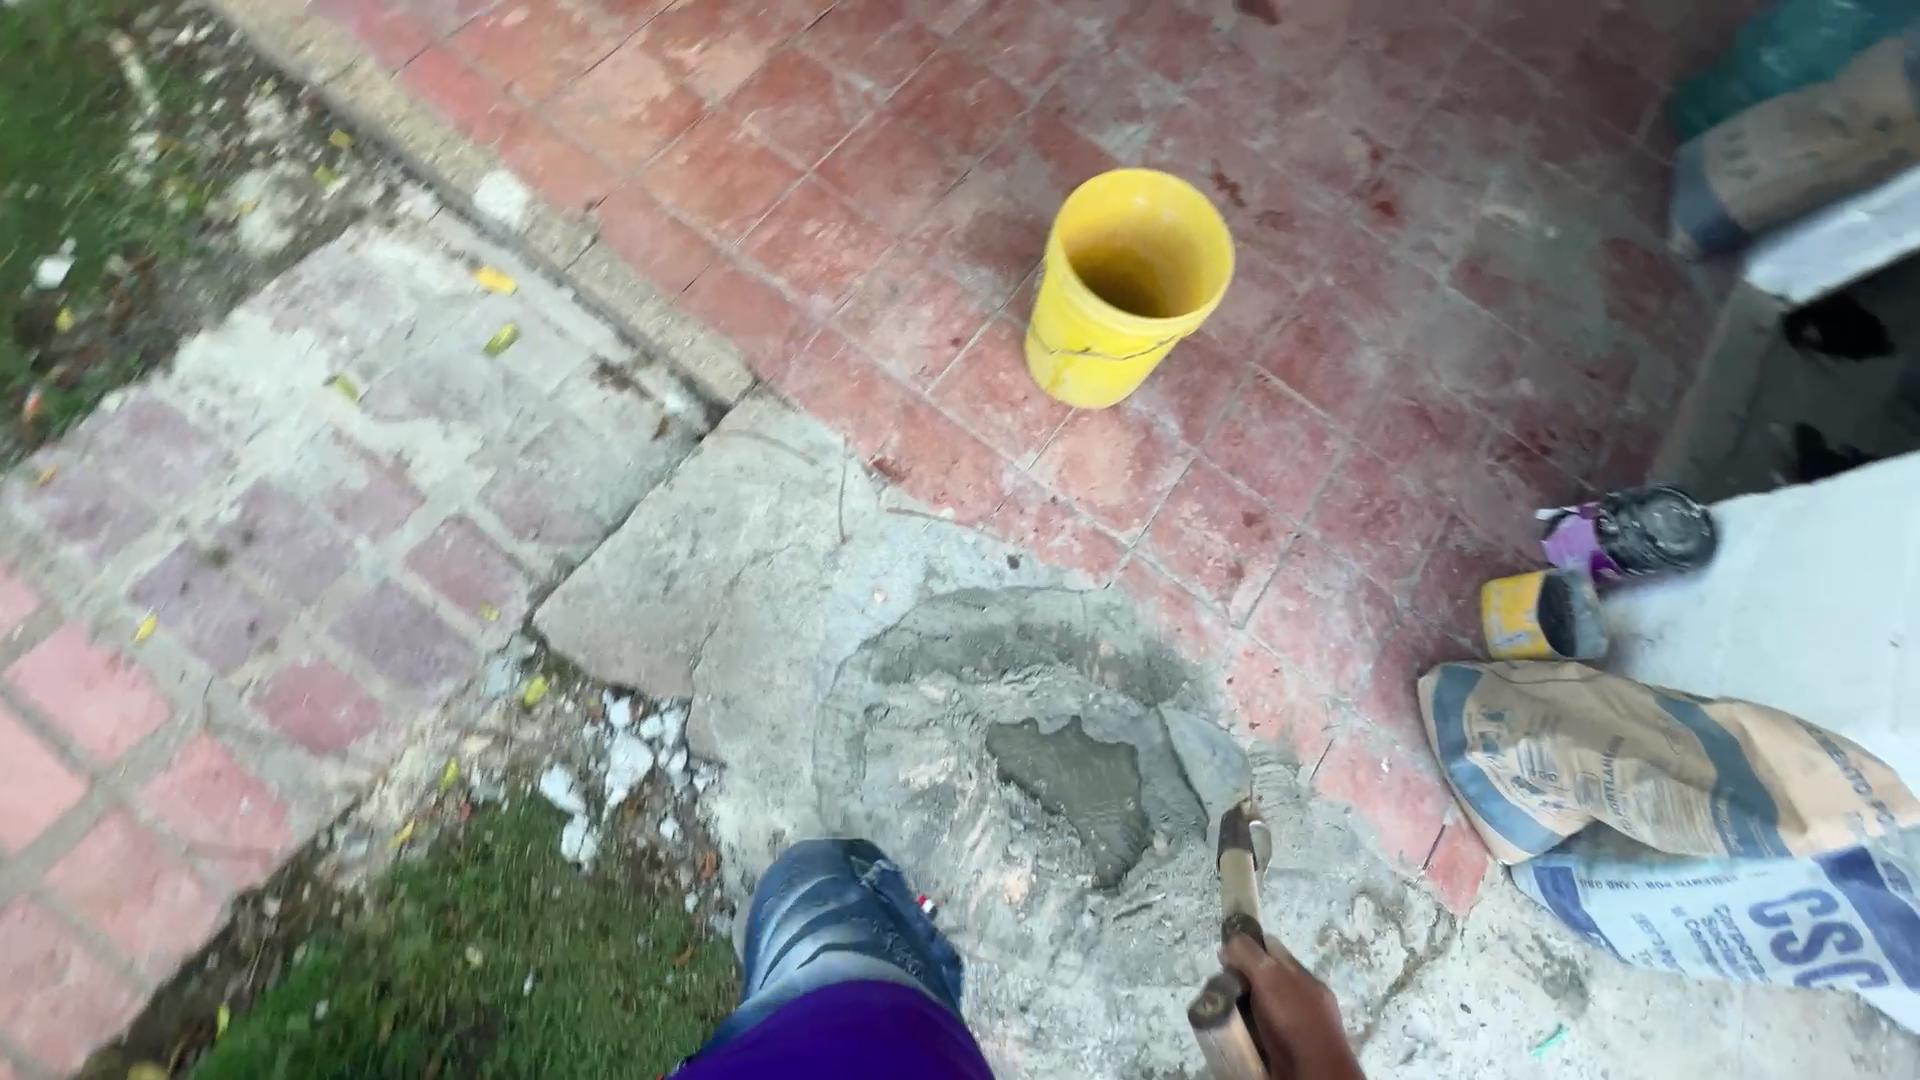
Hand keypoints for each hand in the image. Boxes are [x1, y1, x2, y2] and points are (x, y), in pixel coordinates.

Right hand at [1218, 933, 1364, 1079]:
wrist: (1315, 1074)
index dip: (1247, 946)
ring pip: (1264, 1004)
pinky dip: (1251, 1029)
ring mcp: (1300, 1024)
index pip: (1271, 947)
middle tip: (1222, 986)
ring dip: (1245, 1006)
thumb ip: (1248, 953)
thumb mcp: (1268, 975)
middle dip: (1243, 979)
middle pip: (1266, 976)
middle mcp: (1304, 996)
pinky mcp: (1292, 1049)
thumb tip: (1227, 946)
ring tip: (1225, 1009)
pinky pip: (1265, 1029)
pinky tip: (1239, 1030)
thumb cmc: (1294, 1018)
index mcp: (1304, 976)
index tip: (1225, 957)